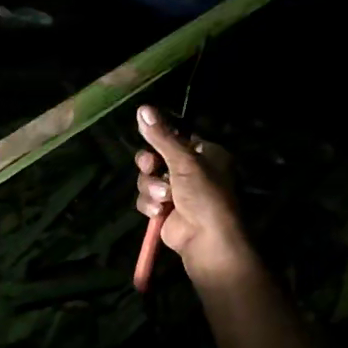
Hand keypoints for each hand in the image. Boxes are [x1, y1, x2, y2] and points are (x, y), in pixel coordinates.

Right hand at [134, 106, 251, 280]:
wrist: (206, 239)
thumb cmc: (204, 195)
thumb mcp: (184, 161)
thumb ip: (161, 136)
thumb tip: (142, 108)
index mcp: (205, 154)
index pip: (175, 138)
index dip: (160, 140)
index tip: (151, 141)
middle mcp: (192, 171)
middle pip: (156, 157)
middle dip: (150, 165)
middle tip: (151, 167)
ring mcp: (177, 192)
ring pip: (147, 179)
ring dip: (151, 188)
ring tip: (164, 198)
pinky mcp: (165, 210)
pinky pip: (146, 198)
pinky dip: (149, 204)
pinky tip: (159, 212)